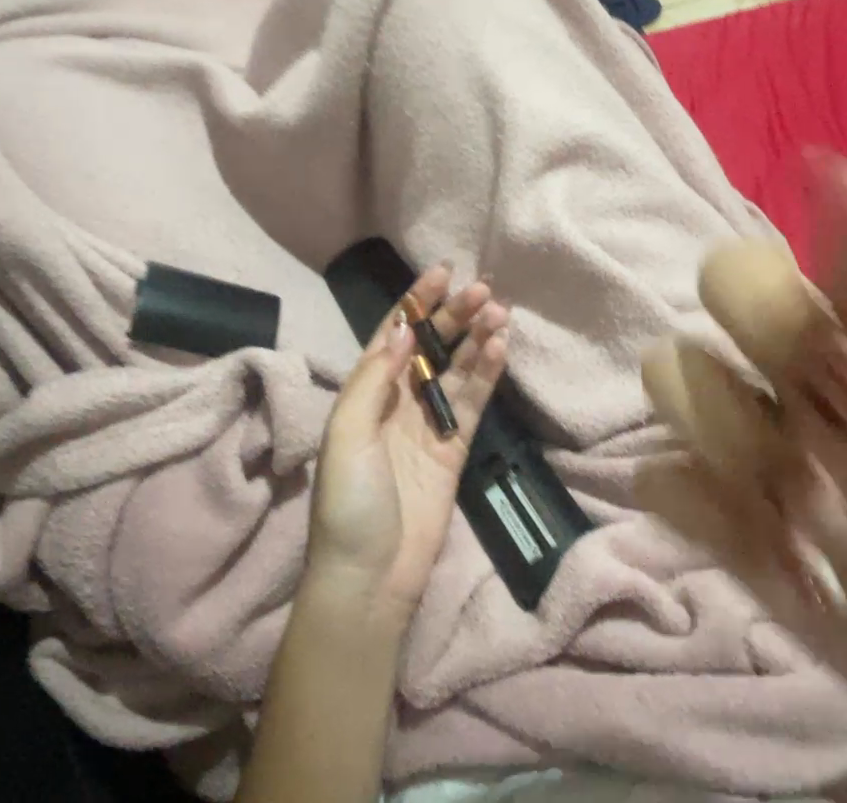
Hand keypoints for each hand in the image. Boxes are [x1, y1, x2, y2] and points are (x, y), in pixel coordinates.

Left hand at [306, 266, 509, 625]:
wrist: (370, 575)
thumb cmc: (348, 503)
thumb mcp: (346, 433)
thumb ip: (374, 380)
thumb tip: (407, 332)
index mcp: (365, 394)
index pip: (394, 335)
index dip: (416, 302)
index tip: (442, 271)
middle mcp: (397, 403)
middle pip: (431, 348)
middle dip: (454, 316)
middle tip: (484, 290)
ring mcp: (428, 426)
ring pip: (457, 370)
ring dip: (476, 340)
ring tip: (500, 312)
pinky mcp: (454, 450)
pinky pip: (473, 404)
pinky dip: (487, 376)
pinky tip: (500, 350)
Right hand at [640, 155, 846, 768]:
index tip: (834, 175)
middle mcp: (840, 401)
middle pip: (756, 310)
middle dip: (756, 306)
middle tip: (802, 361)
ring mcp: (786, 472)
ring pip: (693, 386)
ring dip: (715, 410)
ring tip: (791, 492)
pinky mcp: (749, 544)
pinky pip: (678, 494)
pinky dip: (687, 498)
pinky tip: (761, 545)